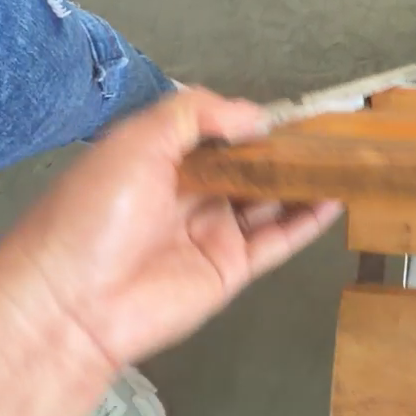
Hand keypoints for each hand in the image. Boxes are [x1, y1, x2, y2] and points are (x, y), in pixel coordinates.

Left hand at [0, 89, 340, 368]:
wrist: (72, 305)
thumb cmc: (97, 212)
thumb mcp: (137, 141)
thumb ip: (198, 114)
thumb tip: (258, 117)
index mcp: (162, 161)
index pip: (218, 135)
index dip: (253, 123)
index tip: (294, 110)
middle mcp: (192, 194)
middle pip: (250, 167)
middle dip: (285, 151)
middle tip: (331, 133)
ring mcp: (215, 232)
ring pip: (271, 200)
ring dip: (303, 181)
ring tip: (343, 159)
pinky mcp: (234, 267)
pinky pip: (280, 239)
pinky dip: (309, 220)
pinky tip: (336, 197)